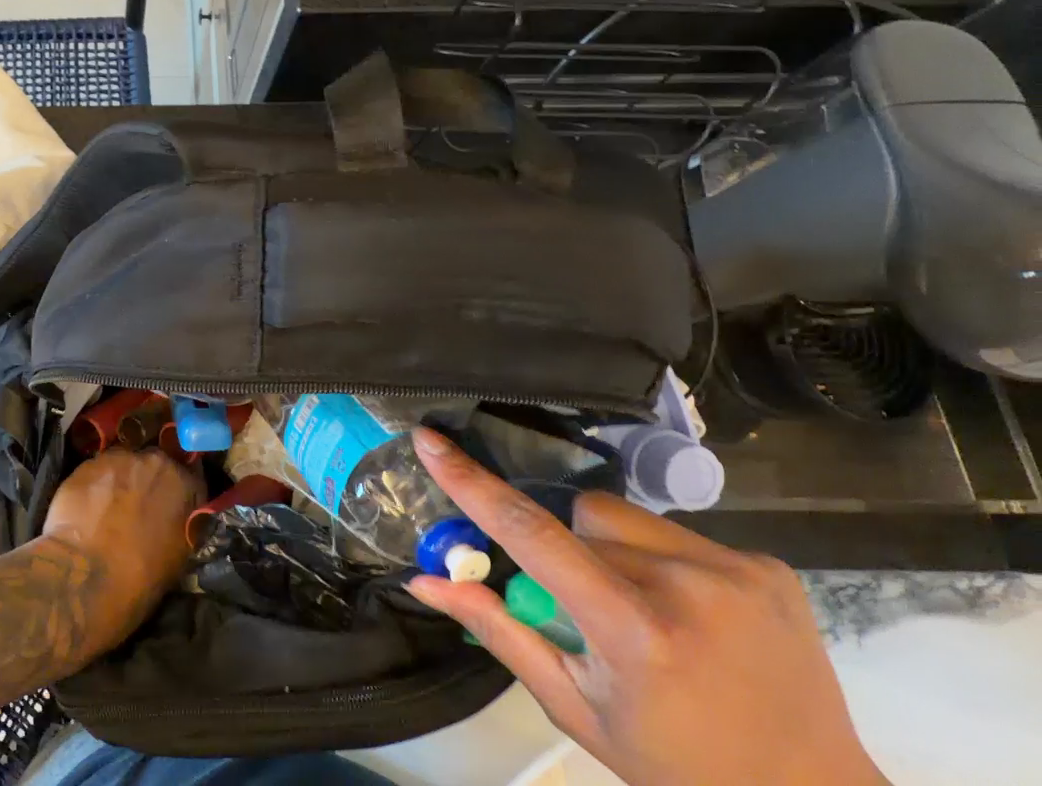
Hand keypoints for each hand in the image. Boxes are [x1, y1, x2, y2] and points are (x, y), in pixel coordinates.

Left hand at [42, 447, 203, 658]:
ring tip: (108, 506)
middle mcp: (156, 461)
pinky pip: (95, 471)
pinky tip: (87, 508)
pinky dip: (93, 485)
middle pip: (153, 463)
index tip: (168, 499)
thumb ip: (185, 520)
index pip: (189, 473)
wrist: (91, 574)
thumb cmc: (144, 574)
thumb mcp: (182, 551)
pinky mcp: (87, 465)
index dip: (176, 487)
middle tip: (136, 504)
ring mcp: (119, 459)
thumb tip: (175, 515)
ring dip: (119, 479)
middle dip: (146, 479)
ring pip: (122, 463)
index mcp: (186, 483)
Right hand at [406, 428, 885, 785]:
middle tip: (579, 604)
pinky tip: (688, 614)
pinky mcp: (769, 566)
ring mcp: (738, 569)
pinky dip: (660, 560)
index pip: (532, 534)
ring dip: (609, 548)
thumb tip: (425, 580)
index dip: (471, 483)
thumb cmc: (672, 762)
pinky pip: (678, 533)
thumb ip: (498, 631)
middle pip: (581, 516)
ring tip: (638, 609)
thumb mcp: (573, 705)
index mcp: (633, 629)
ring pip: (626, 518)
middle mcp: (689, 584)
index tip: (429, 439)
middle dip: (563, 546)